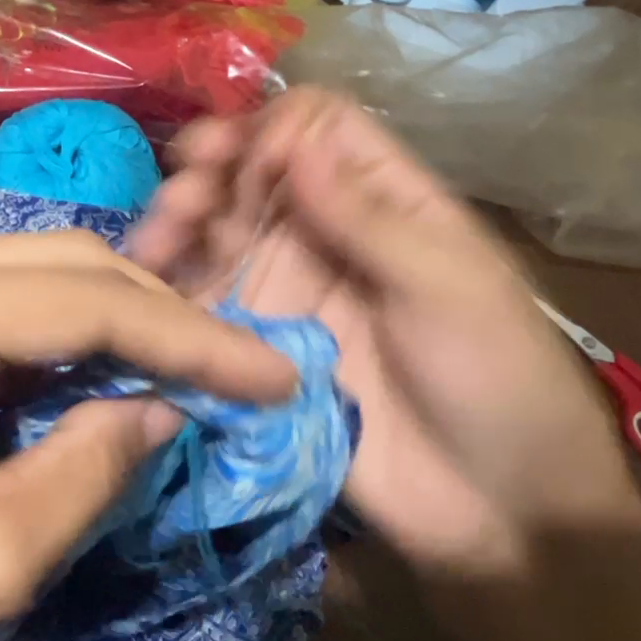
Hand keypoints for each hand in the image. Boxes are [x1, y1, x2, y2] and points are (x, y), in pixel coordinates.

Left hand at [0, 231, 295, 640]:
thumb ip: (96, 465)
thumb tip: (165, 407)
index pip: (82, 299)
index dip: (192, 338)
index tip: (280, 378)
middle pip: (59, 265)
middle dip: (157, 318)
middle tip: (243, 375)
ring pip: (30, 278)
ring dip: (113, 324)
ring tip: (196, 374)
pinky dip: (58, 341)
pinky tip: (110, 374)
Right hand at [127, 88, 640, 573]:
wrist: (492, 513)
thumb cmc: (497, 382)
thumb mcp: (451, 287)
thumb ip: (367, 215)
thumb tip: (292, 137)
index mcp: (385, 203)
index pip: (317, 128)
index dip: (277, 128)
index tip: (251, 161)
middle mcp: (322, 233)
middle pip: (249, 173)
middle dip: (210, 169)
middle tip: (182, 192)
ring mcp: (279, 286)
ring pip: (212, 226)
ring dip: (177, 217)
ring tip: (155, 238)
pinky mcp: (246, 339)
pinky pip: (196, 295)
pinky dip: (165, 279)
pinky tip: (144, 278)